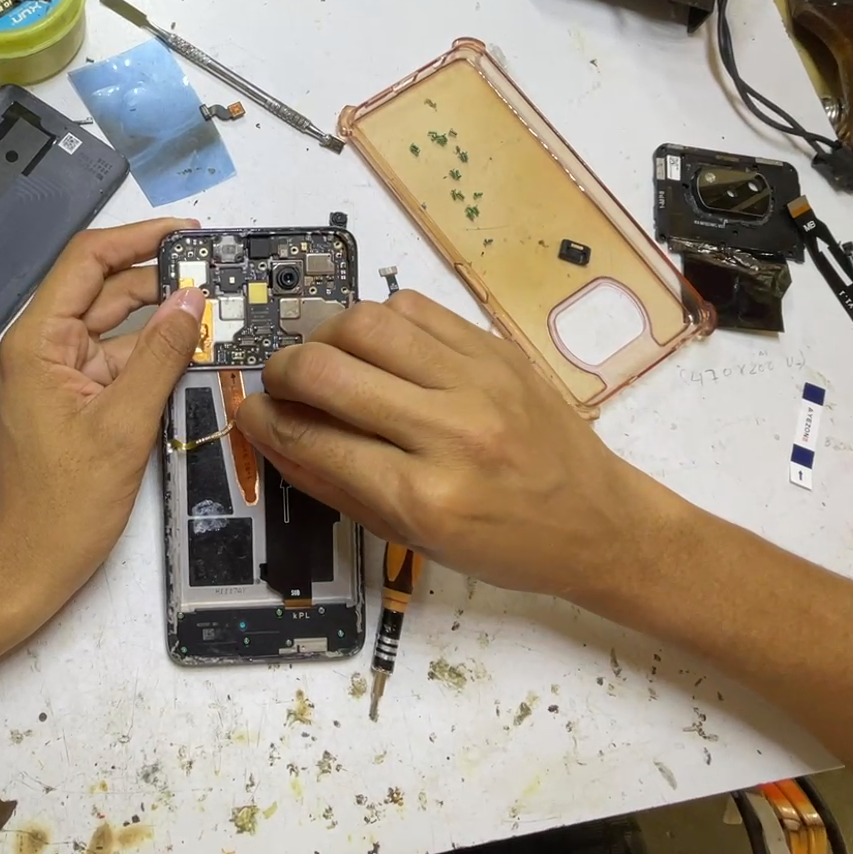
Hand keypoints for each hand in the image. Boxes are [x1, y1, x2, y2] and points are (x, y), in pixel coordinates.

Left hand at [0, 218, 206, 619]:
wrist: (25, 570)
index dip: (137, 238)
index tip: (186, 232)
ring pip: (115, 330)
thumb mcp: (122, 425)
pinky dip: (152, 358)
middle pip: (104, 292)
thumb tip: (192, 299)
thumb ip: (160, 356)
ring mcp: (59, 376)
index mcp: (38, 342)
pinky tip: (191, 353)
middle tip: (215, 274)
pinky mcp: (75, 401)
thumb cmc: (62, 506)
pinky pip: (117, 364)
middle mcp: (44, 349)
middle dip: (158, 280)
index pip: (87, 262)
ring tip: (214, 311)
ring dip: (161, 321)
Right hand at [234, 290, 687, 602]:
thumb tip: (271, 436)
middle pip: (327, 370)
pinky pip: (412, 306)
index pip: (312, 439)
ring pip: (365, 323)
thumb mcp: (410, 538)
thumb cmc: (502, 547)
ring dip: (324, 337)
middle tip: (280, 385)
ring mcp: (477, 379)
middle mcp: (448, 430)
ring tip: (326, 359)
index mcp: (423, 496)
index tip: (250, 414)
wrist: (602, 523)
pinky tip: (377, 348)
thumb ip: (332, 485)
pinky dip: (376, 322)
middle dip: (281, 373)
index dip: (264, 422)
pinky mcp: (495, 348)